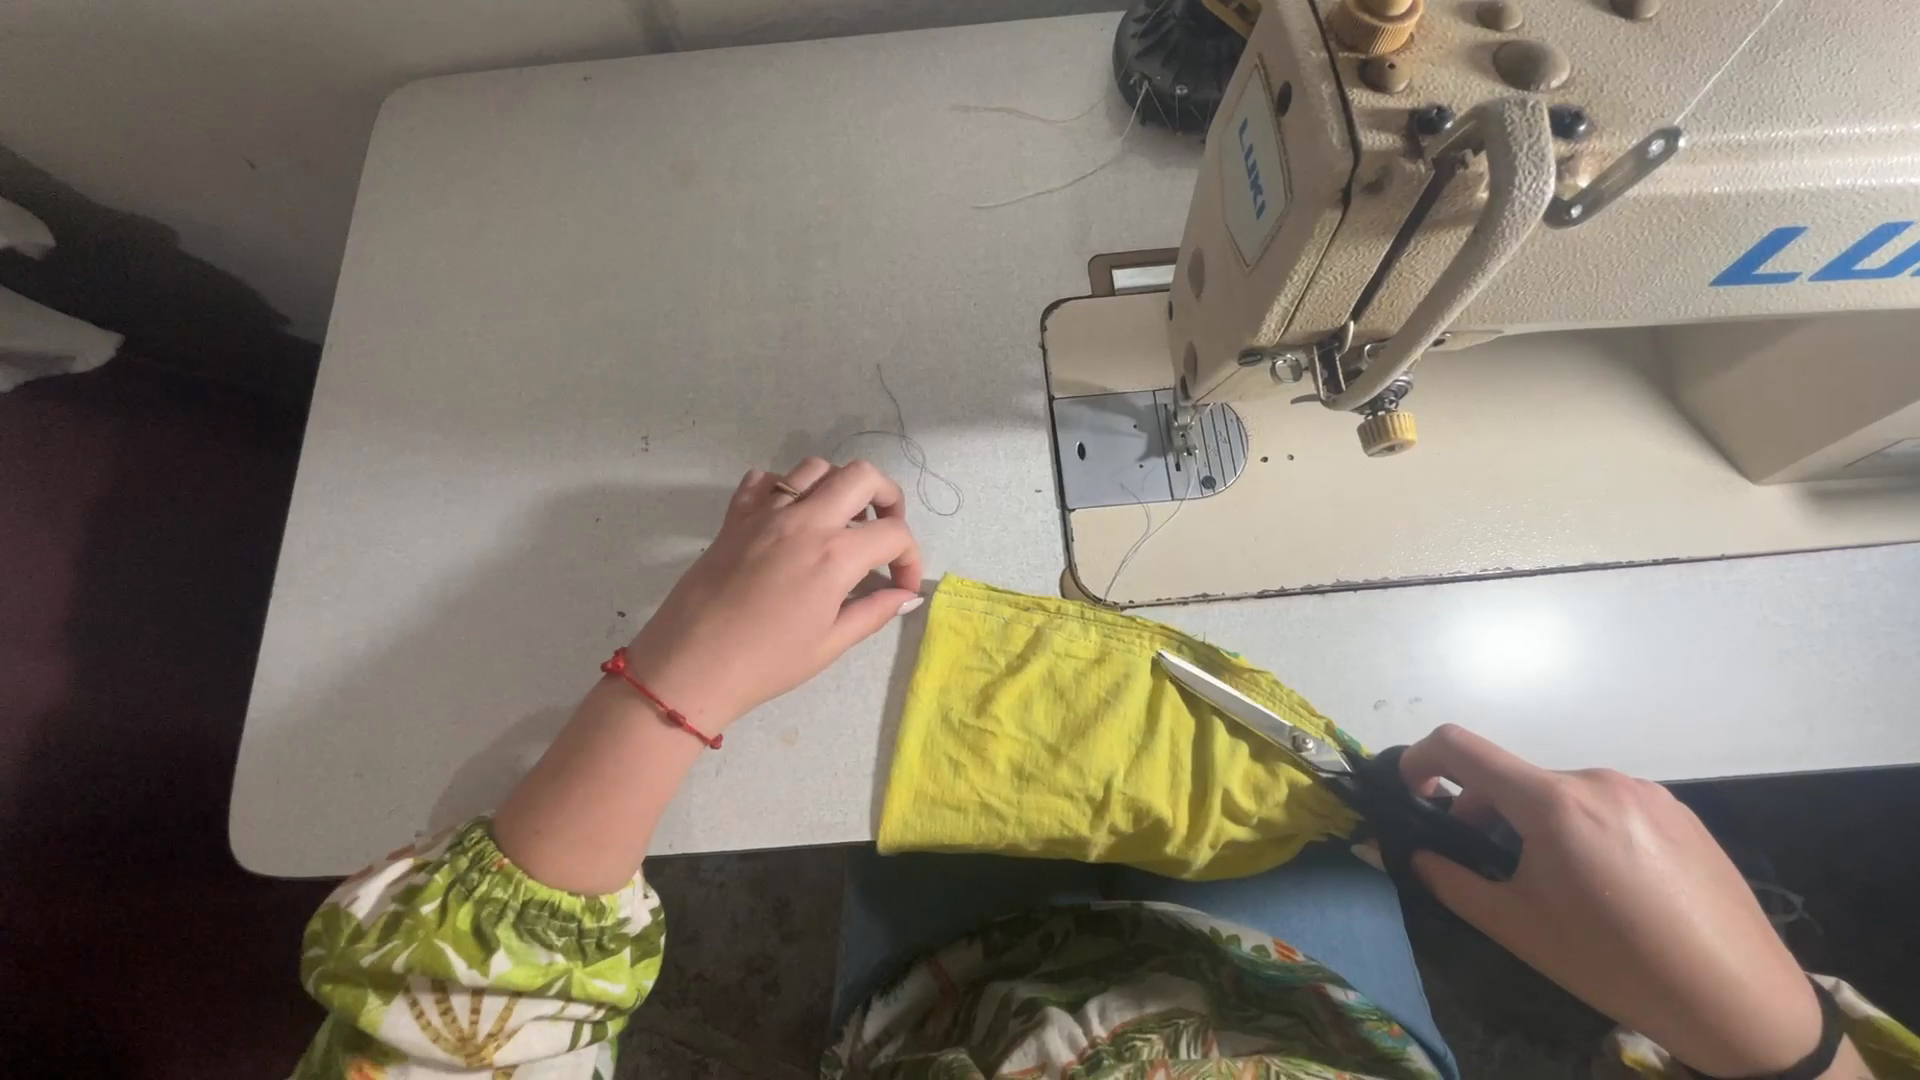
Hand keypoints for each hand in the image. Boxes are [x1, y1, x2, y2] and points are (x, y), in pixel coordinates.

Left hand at [624, 457, 923, 728]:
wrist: (690, 665)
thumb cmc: (766, 663)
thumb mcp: (831, 643)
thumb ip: (875, 611)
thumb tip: (905, 595)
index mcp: (835, 555)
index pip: (894, 535)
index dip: (911, 560)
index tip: (902, 586)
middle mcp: (805, 521)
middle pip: (863, 476)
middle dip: (888, 498)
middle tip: (884, 531)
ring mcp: (766, 513)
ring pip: (816, 467)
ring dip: (839, 487)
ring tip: (839, 521)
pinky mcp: (735, 516)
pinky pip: (766, 480)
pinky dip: (786, 489)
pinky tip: (789, 520)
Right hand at [1399, 725, 1831, 1077]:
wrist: (1748, 1009)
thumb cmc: (1616, 964)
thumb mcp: (1515, 926)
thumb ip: (1449, 879)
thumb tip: (1414, 852)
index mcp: (1552, 802)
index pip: (1459, 746)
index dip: (1420, 758)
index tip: (1413, 792)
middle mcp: (1596, 780)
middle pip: (1511, 776)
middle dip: (1483, 809)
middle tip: (1491, 863)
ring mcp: (1644, 792)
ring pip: (1557, 790)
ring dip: (1532, 819)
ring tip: (1557, 879)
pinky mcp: (1680, 812)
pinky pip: (1603, 802)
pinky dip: (1580, 825)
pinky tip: (1609, 880)